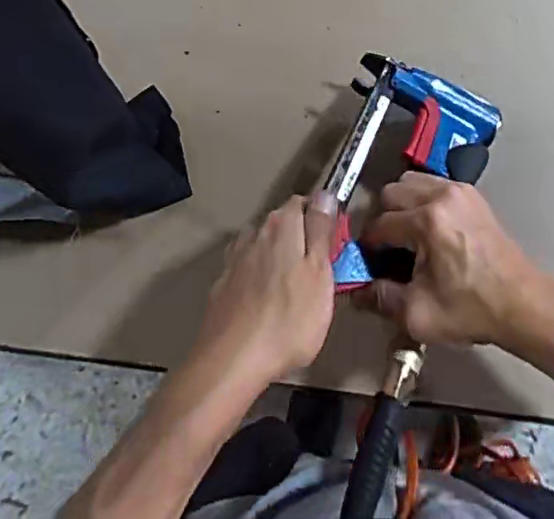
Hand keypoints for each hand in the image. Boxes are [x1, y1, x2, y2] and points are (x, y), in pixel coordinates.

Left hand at [195, 193, 338, 382]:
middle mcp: (256, 232)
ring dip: (275, 254)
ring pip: (261, 243)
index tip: (332, 243)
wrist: (232, 359)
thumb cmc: (288, 319)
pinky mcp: (222, 282)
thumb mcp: (319, 274)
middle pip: (282, 222)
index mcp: (283, 226)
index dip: (320, 218)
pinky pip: (245, 267)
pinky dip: (255, 274)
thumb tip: (325, 195)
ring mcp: (235, 257)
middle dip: (299, 236)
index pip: (304, 202)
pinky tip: (262, 296)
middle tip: (316, 270)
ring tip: (289, 285)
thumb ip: (321, 231)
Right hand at [354, 173, 553, 351]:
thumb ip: (380, 298)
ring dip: (401, 205)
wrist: (523, 304)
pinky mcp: (471, 194)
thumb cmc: (473, 309)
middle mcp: (441, 196)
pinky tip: (427, 229)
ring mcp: (458, 190)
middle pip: (390, 193)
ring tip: (406, 235)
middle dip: (382, 219)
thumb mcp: (418, 314)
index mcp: (427, 221)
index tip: (368, 261)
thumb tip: (357, 291)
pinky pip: (432, 184)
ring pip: (410, 182)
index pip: (379, 224)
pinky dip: (422, 200)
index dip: (368, 245)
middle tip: (386, 247)